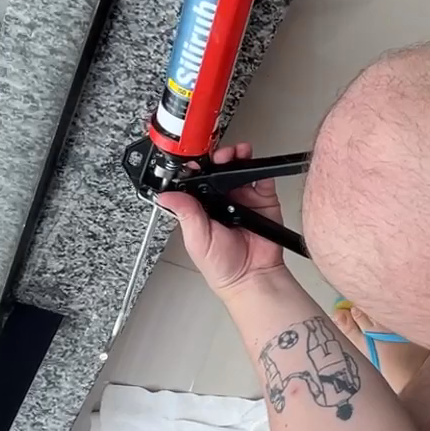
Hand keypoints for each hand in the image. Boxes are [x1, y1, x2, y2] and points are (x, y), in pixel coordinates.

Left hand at [155, 142, 291, 295]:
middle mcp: (223, 201)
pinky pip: (263, 180)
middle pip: (220, 171)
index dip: (196, 167)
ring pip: (240, 171)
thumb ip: (186, 214)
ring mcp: (244, 199)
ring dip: (240, 159)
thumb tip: (166, 196)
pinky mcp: (264, 201)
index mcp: (202, 208)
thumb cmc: (223, 266)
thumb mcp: (197, 239)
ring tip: (238, 154)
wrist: (253, 276)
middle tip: (221, 155)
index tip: (195, 159)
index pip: (197, 181)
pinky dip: (261, 171)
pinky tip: (255, 168)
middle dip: (220, 158)